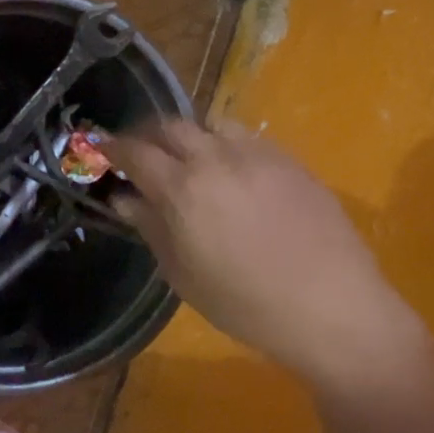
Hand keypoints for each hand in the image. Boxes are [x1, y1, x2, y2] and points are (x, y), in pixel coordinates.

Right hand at [106, 118, 420, 379]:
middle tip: (139, 153)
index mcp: (183, 188)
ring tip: (188, 157)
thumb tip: (125, 198)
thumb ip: (150, 227)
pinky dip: (226, 144)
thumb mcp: (182, 273)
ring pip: (211, 123)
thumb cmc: (244, 304)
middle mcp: (217, 159)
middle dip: (147, 135)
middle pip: (171, 126)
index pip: (136, 152)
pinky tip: (231, 172)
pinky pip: (247, 138)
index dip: (113, 148)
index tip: (102, 150)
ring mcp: (258, 155)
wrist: (332, 309)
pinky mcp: (291, 162)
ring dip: (190, 134)